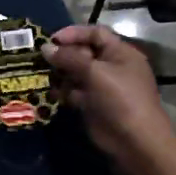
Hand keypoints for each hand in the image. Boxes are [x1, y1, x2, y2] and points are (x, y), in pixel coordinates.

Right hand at [40, 25, 172, 160]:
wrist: (134, 141)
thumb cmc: (120, 98)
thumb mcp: (95, 72)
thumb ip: (69, 58)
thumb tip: (45, 48)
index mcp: (120, 53)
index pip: (95, 33)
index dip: (73, 33)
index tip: (51, 40)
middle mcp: (111, 66)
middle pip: (82, 52)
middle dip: (62, 54)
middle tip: (41, 59)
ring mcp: (101, 86)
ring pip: (75, 73)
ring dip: (59, 73)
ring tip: (41, 75)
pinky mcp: (92, 104)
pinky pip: (73, 91)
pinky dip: (62, 91)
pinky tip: (50, 92)